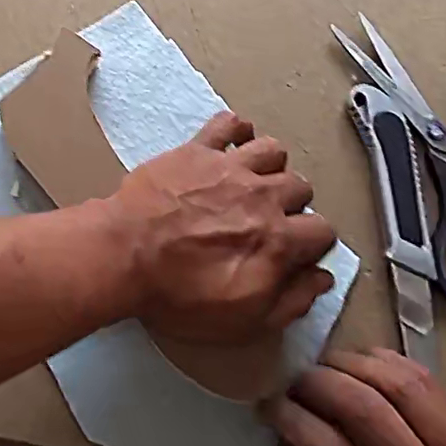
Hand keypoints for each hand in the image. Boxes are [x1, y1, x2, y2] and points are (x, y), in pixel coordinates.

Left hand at [103, 111, 336, 342]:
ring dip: (268, 166)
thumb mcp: (242, 321)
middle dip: (290, 203)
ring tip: (250, 181)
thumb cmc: (177, 293)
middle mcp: (261, 196)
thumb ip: (290, 301)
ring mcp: (228, 167)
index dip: (310, 242)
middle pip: (300, 186)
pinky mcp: (196, 150)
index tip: (293, 248)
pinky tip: (229, 144)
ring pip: (272, 150)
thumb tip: (320, 279)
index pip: (322, 231)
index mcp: (277, 239)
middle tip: (266, 216)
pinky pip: (228, 123)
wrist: (123, 255)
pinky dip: (234, 129)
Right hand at [267, 349, 445, 445]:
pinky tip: (360, 371)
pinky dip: (389, 367)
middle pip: (368, 408)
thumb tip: (283, 436)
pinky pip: (433, 389)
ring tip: (321, 370)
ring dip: (352, 364)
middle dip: (316, 382)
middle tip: (288, 380)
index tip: (267, 405)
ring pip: (404, 384)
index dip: (291, 418)